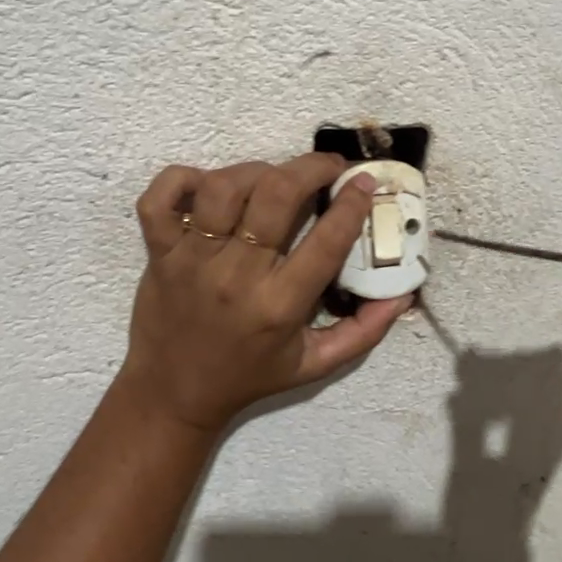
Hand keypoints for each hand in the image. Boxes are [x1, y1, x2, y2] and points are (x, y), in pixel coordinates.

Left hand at [117, 153, 414, 433]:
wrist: (174, 394)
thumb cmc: (249, 376)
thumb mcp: (315, 364)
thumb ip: (363, 331)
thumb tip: (403, 295)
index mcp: (279, 306)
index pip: (326, 241)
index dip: (352, 203)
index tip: (364, 182)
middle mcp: (236, 277)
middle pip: (275, 195)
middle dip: (311, 167)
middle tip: (328, 167)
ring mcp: (192, 261)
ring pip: (223, 187)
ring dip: (255, 170)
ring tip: (272, 177)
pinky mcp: (159, 253)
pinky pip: (159, 199)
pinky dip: (181, 178)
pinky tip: (208, 185)